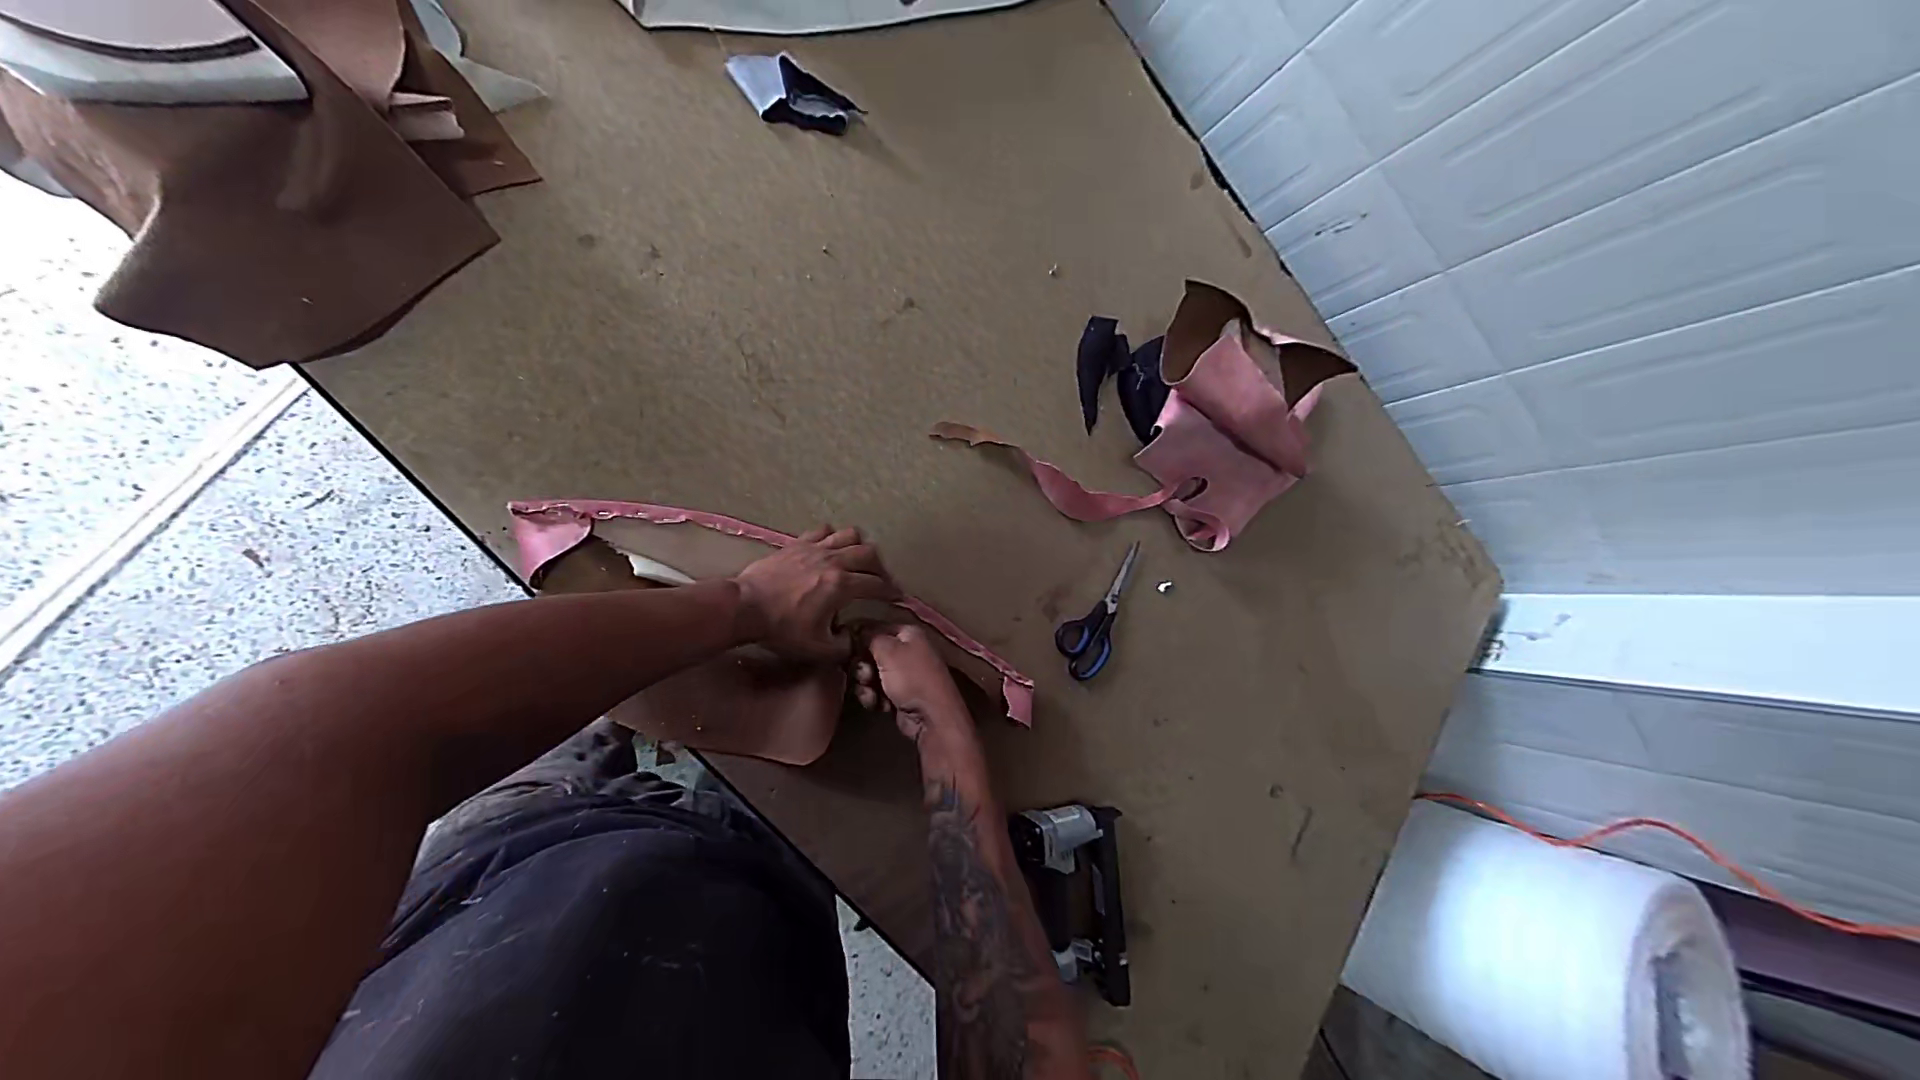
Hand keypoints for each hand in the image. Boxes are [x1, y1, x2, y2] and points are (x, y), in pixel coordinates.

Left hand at [733, 526, 898, 660]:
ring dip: (858, 546)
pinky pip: (822, 531)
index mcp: (842, 585)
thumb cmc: (781, 629)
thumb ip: (843, 646)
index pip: (877, 584)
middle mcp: (834, 561)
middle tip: (880, 579)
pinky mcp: (797, 544)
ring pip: (849, 535)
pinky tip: (829, 549)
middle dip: (880, 567)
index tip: (897, 597)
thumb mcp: (818, 649)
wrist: (744, 607)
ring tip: (857, 560)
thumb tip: (853, 638)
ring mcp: (815, 548)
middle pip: (870, 553)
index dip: (891, 591)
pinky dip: (832, 537)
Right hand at [851, 623, 972, 741]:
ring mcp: (903, 675)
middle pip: (871, 654)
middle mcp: (907, 651)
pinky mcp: (899, 695)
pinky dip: (874, 698)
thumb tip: (856, 631)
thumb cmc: (911, 678)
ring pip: (871, 675)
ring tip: (872, 694)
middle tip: (866, 676)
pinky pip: (877, 692)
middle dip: (863, 667)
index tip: (846, 649)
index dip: (859, 638)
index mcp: (909, 634)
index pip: (875, 628)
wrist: (931, 718)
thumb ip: (869, 637)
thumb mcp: (889, 651)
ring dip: (866, 686)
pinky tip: (878, 705)